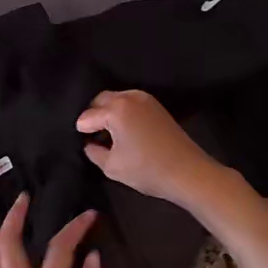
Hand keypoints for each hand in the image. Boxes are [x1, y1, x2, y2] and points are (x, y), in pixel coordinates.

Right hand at [77, 90, 235, 210]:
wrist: (187, 171)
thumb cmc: (147, 170)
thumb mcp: (112, 166)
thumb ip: (94, 151)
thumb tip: (89, 143)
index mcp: (116, 109)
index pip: (88, 116)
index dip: (81, 129)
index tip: (80, 140)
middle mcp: (130, 96)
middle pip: (101, 99)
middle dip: (93, 114)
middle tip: (90, 134)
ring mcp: (146, 99)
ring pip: (117, 99)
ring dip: (108, 112)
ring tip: (106, 133)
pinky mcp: (157, 106)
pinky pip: (130, 103)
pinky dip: (122, 112)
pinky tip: (122, 130)